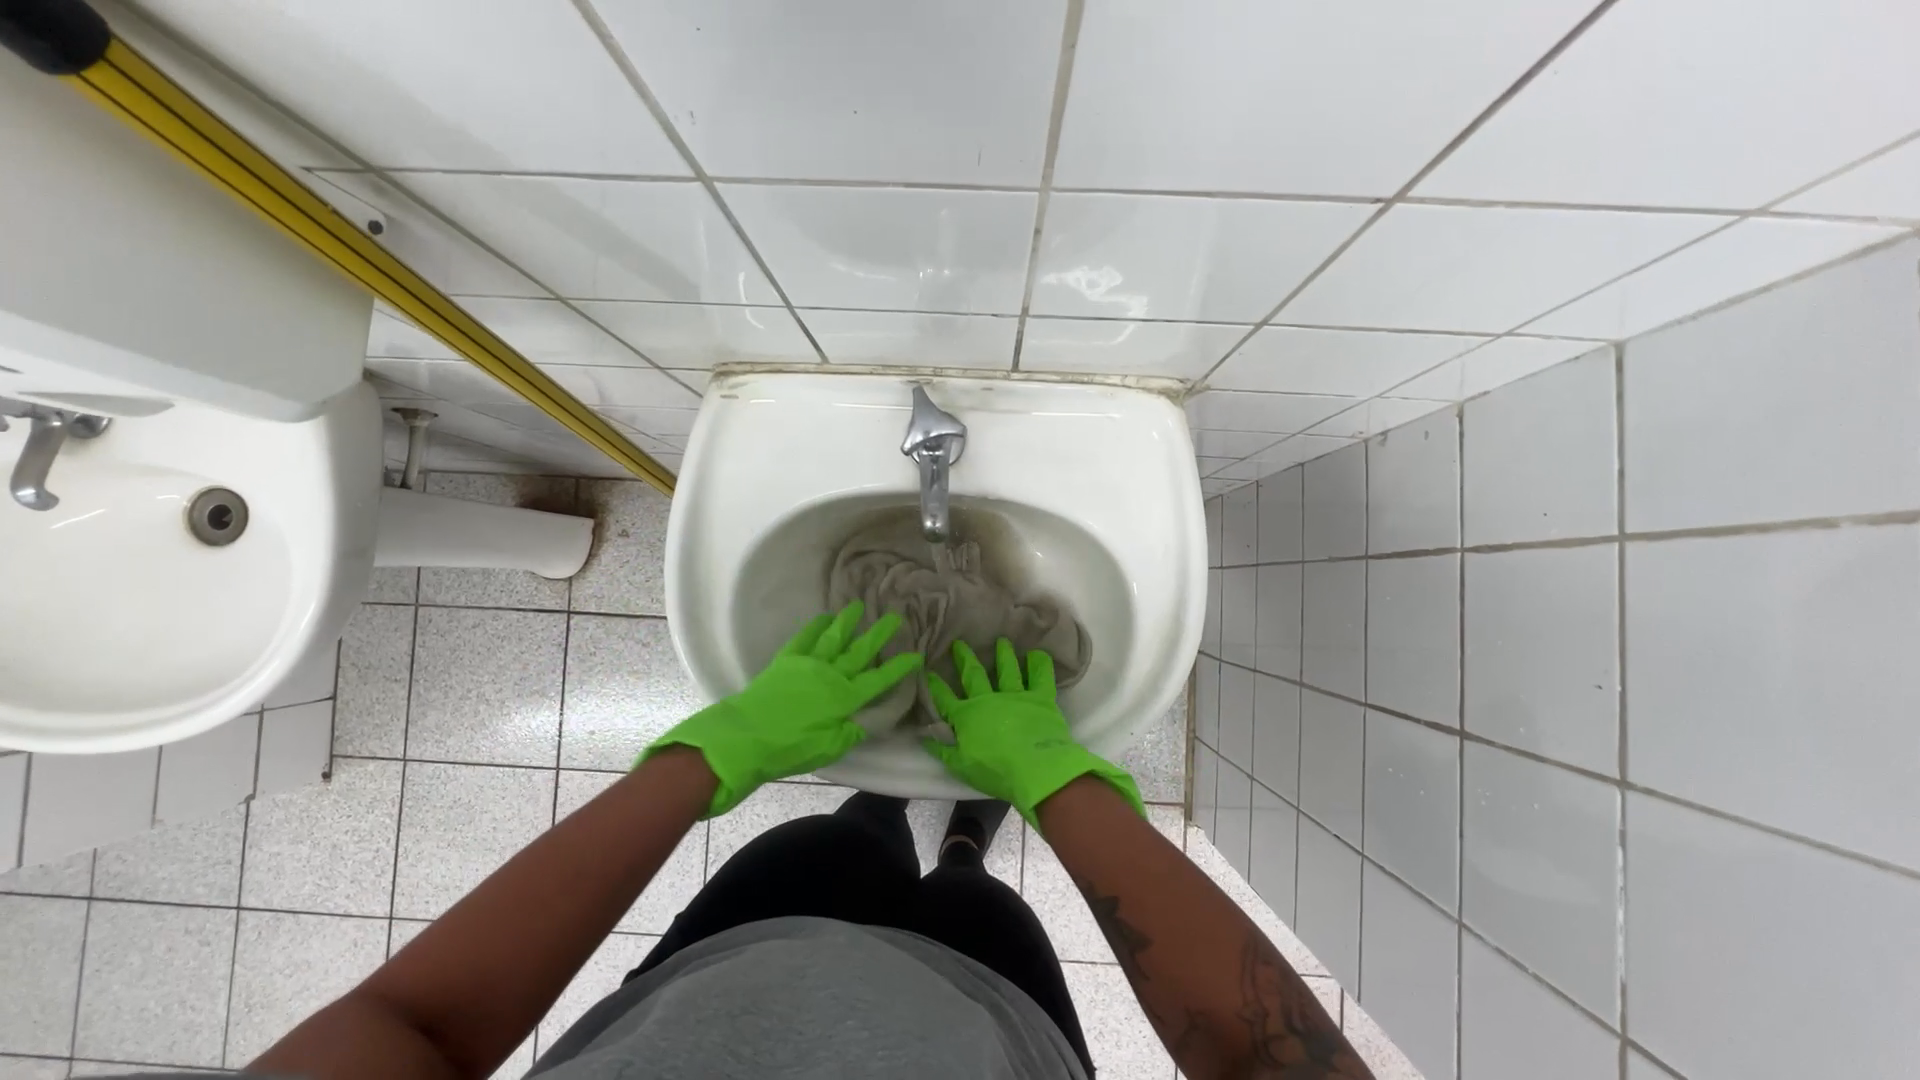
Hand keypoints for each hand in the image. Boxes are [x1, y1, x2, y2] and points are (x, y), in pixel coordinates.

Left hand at [644, 601, 922, 816]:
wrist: (747, 737)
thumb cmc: (792, 748)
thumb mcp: (831, 748)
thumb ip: (853, 732)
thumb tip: (871, 718)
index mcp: (846, 699)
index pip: (879, 680)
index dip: (899, 668)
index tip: (915, 655)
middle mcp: (832, 675)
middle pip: (861, 651)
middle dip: (879, 635)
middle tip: (895, 617)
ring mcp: (808, 664)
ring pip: (834, 638)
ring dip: (848, 622)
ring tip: (859, 606)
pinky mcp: (786, 661)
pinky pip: (805, 638)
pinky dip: (816, 626)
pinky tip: (824, 618)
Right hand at [923, 638, 1143, 828]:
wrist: (1036, 770)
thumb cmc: (995, 771)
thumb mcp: (961, 766)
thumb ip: (942, 750)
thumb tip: (923, 736)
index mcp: (966, 716)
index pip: (944, 698)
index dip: (935, 685)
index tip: (928, 671)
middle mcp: (988, 699)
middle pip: (973, 674)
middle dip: (964, 658)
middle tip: (959, 643)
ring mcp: (1015, 695)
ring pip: (1007, 669)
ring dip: (1003, 654)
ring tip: (1001, 641)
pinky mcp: (1040, 698)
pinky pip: (1040, 676)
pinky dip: (1039, 663)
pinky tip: (1037, 653)